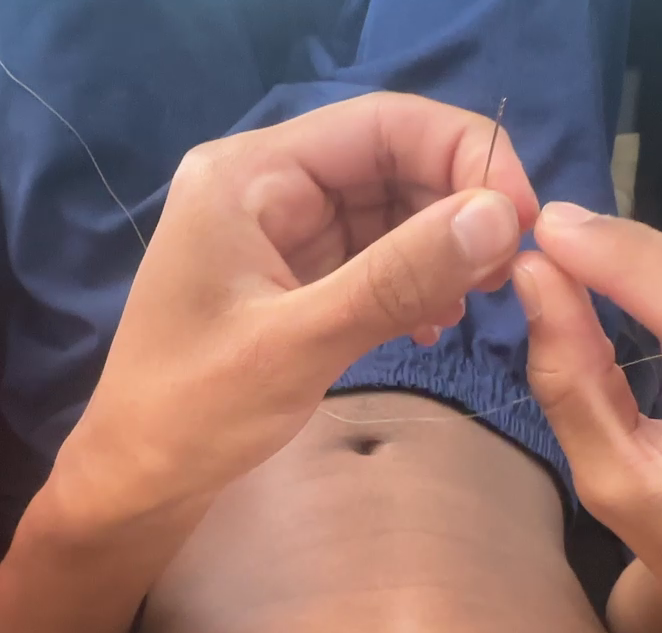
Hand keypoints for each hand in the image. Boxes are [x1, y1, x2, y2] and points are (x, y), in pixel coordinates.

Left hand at [55, 91, 537, 523]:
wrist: (141, 478)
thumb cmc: (195, 412)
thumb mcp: (299, 343)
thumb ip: (397, 277)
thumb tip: (499, 217)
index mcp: (249, 176)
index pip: (381, 125)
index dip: (464, 156)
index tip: (520, 219)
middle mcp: (264, 189)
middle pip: (386, 165)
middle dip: (454, 209)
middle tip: (501, 274)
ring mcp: (275, 238)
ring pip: (382, 217)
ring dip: (435, 252)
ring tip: (469, 304)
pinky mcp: (288, 283)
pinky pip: (365, 262)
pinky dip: (405, 285)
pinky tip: (430, 324)